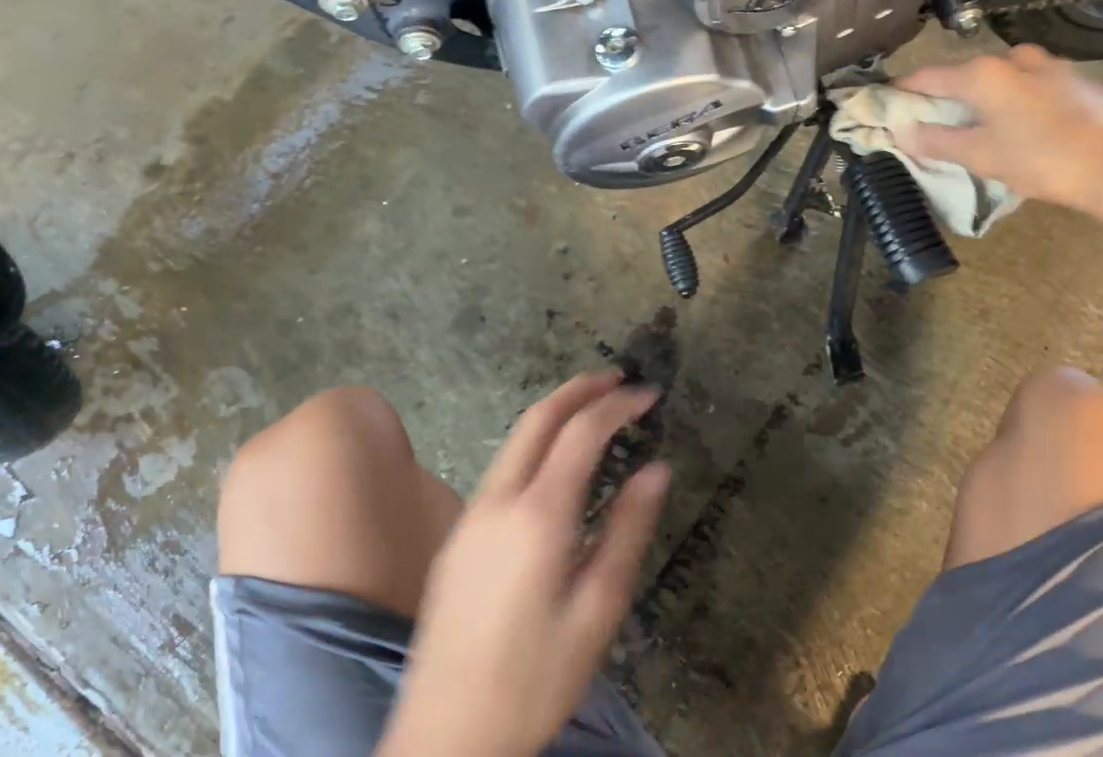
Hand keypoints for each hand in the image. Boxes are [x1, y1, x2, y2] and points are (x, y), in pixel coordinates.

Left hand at [385, 371, 668, 756]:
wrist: (445, 738)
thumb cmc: (535, 680)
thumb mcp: (598, 611)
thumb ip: (627, 531)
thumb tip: (657, 469)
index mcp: (537, 517)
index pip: (581, 432)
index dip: (619, 405)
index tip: (652, 394)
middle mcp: (496, 503)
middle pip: (537, 418)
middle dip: (580, 389)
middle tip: (621, 380)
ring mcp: (470, 520)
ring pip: (514, 441)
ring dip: (556, 414)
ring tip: (597, 410)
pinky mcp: (458, 540)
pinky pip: (502, 469)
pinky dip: (536, 444)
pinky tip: (559, 466)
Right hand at [896, 45, 1102, 221]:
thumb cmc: (1046, 160)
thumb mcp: (983, 156)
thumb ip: (938, 141)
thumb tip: (903, 130)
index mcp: (983, 73)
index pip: (926, 77)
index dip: (902, 93)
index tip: (884, 107)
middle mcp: (1012, 58)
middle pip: (962, 75)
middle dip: (942, 98)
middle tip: (927, 126)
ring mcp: (1047, 65)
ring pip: (997, 80)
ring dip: (978, 101)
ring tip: (971, 131)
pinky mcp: (1073, 80)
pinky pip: (1025, 86)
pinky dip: (1008, 103)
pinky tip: (1014, 129)